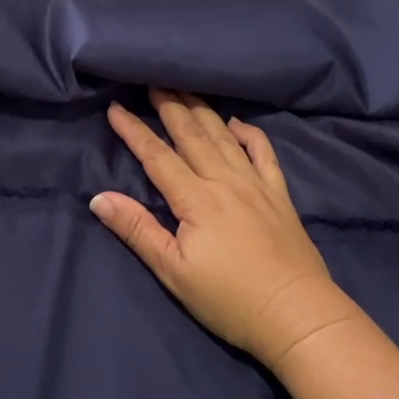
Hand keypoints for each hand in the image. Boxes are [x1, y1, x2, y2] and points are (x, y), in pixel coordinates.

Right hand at [91, 90, 360, 369]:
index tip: (115, 107)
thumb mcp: (174, 272)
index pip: (156, 155)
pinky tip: (236, 122)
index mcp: (195, 198)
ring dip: (200, 110)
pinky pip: (263, 152)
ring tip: (183, 89)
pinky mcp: (279, 195)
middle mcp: (224, 180)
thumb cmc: (230, 300)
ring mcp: (255, 184)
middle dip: (168, 105)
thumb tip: (99, 198)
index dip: (133, 130)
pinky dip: (249, 133)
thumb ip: (137, 230)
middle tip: (152, 81)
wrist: (299, 317)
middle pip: (190, 134)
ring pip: (222, 136)